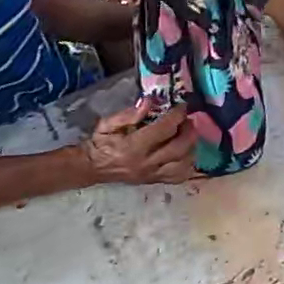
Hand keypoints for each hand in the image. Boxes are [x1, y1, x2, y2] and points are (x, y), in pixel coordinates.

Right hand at [81, 105, 197, 184]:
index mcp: (134, 147)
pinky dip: (188, 164)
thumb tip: (149, 102)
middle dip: (188, 130)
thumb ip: (129, 114)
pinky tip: (186, 153)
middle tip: (187, 120)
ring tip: (187, 135)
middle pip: (179, 148)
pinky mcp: (155, 181)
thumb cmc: (100, 144)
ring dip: (191, 147)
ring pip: (183, 165)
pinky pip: (179, 177)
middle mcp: (147, 163)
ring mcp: (153, 175)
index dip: (177, 115)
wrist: (92, 168)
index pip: (163, 130)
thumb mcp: (107, 124)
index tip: (182, 106)